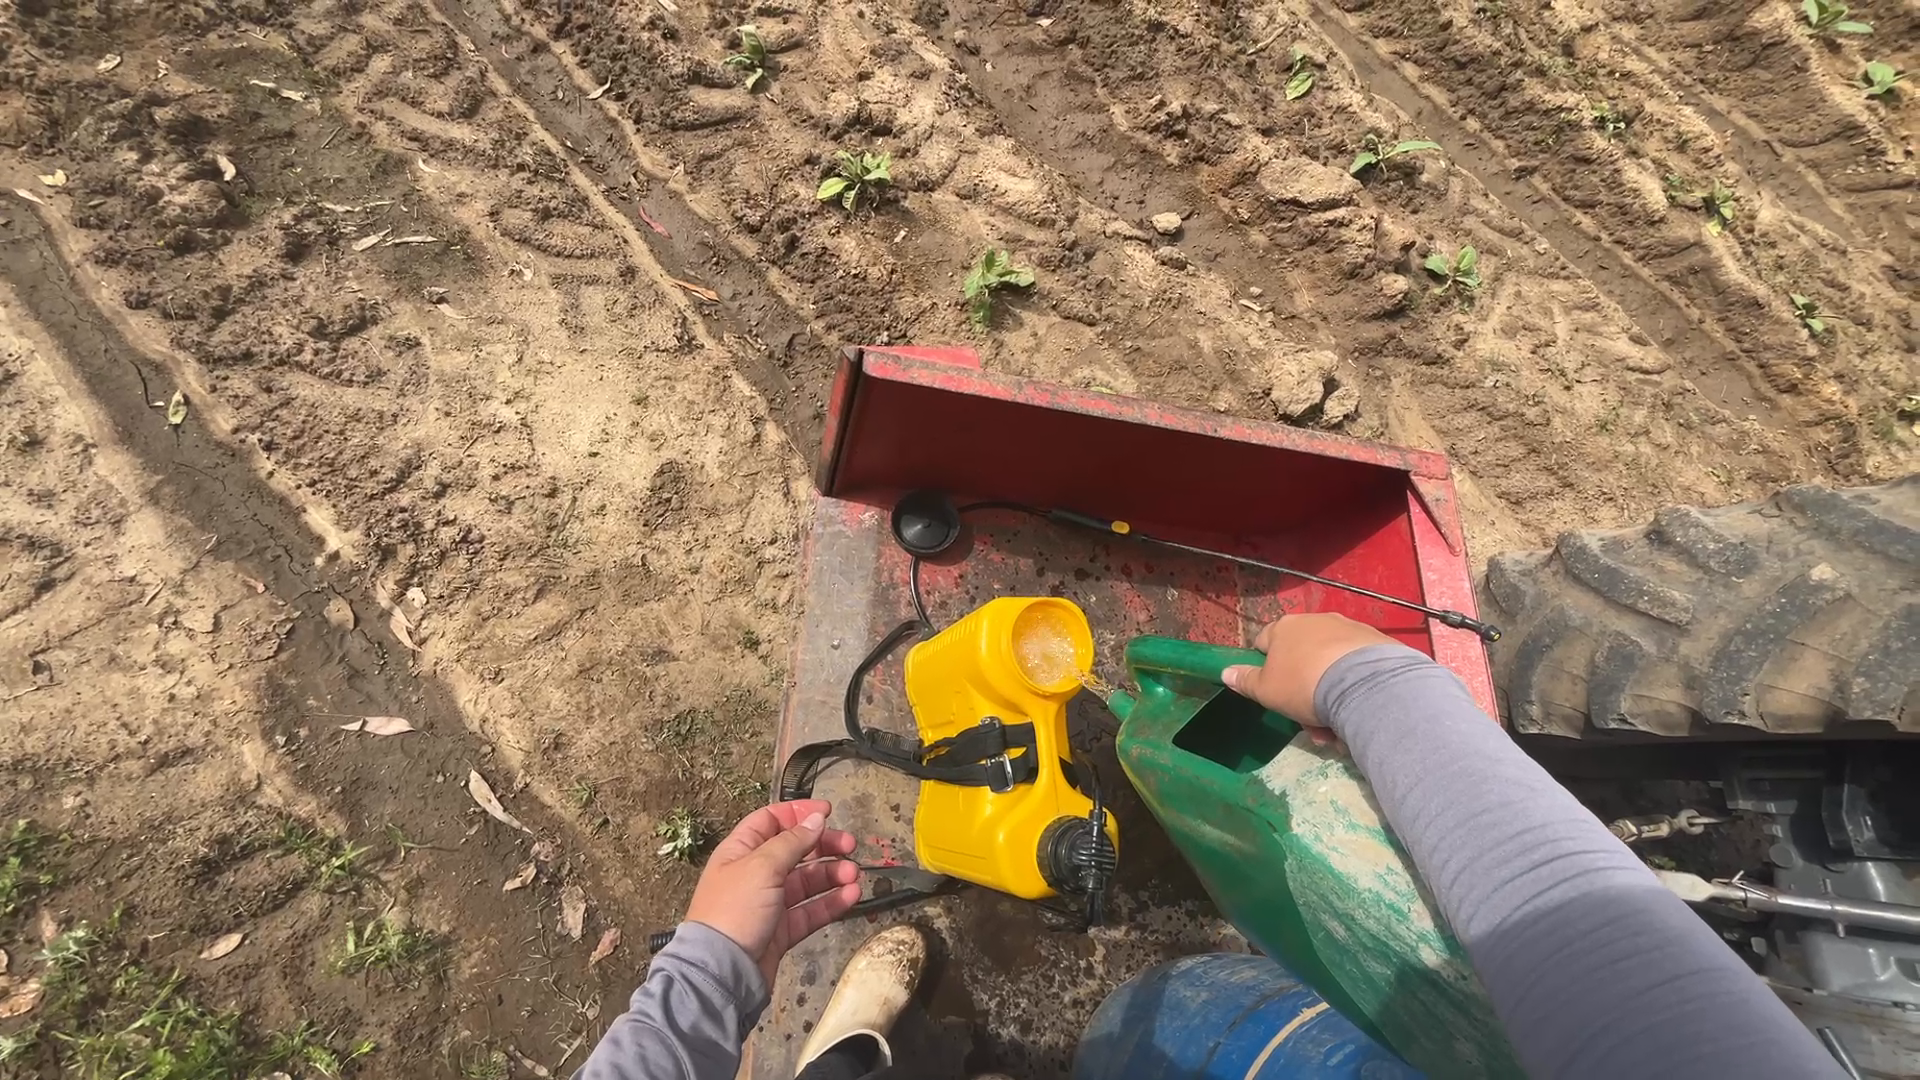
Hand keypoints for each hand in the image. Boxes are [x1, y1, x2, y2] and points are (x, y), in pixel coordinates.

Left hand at [684, 799, 861, 985]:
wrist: (721, 975)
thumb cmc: (734, 911)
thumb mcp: (762, 866)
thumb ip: (793, 841)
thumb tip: (816, 819)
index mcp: (741, 851)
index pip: (772, 821)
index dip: (799, 813)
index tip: (827, 812)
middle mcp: (755, 874)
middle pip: (795, 850)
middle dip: (824, 845)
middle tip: (849, 845)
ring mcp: (769, 903)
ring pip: (807, 881)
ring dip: (832, 874)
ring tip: (853, 874)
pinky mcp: (781, 931)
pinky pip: (810, 910)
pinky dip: (831, 902)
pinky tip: (851, 896)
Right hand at [1220, 613, 1396, 728]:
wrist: (1366, 684)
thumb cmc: (1303, 684)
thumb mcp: (1266, 690)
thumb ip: (1245, 681)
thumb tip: (1225, 672)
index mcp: (1284, 627)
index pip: (1264, 642)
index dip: (1265, 667)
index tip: (1272, 690)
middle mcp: (1316, 621)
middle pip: (1301, 658)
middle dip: (1302, 692)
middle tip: (1309, 723)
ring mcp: (1350, 630)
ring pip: (1330, 667)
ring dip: (1329, 696)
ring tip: (1337, 730)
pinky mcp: (1380, 644)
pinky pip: (1357, 669)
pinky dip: (1354, 689)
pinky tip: (1358, 714)